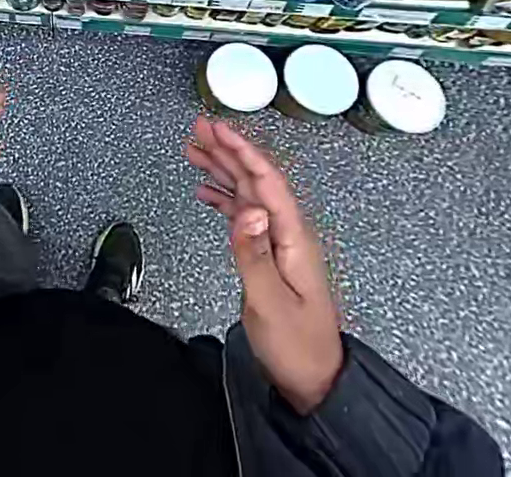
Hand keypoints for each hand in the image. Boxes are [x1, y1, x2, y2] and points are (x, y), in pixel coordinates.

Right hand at [187, 116, 343, 414]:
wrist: (316, 381)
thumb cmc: (297, 346)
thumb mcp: (270, 302)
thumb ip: (254, 253)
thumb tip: (247, 209)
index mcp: (293, 235)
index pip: (266, 179)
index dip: (241, 150)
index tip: (218, 129)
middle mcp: (287, 231)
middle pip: (255, 178)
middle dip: (228, 149)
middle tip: (199, 128)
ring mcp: (279, 241)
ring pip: (247, 191)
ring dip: (222, 168)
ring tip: (195, 149)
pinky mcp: (270, 253)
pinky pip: (244, 213)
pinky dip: (223, 197)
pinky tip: (205, 190)